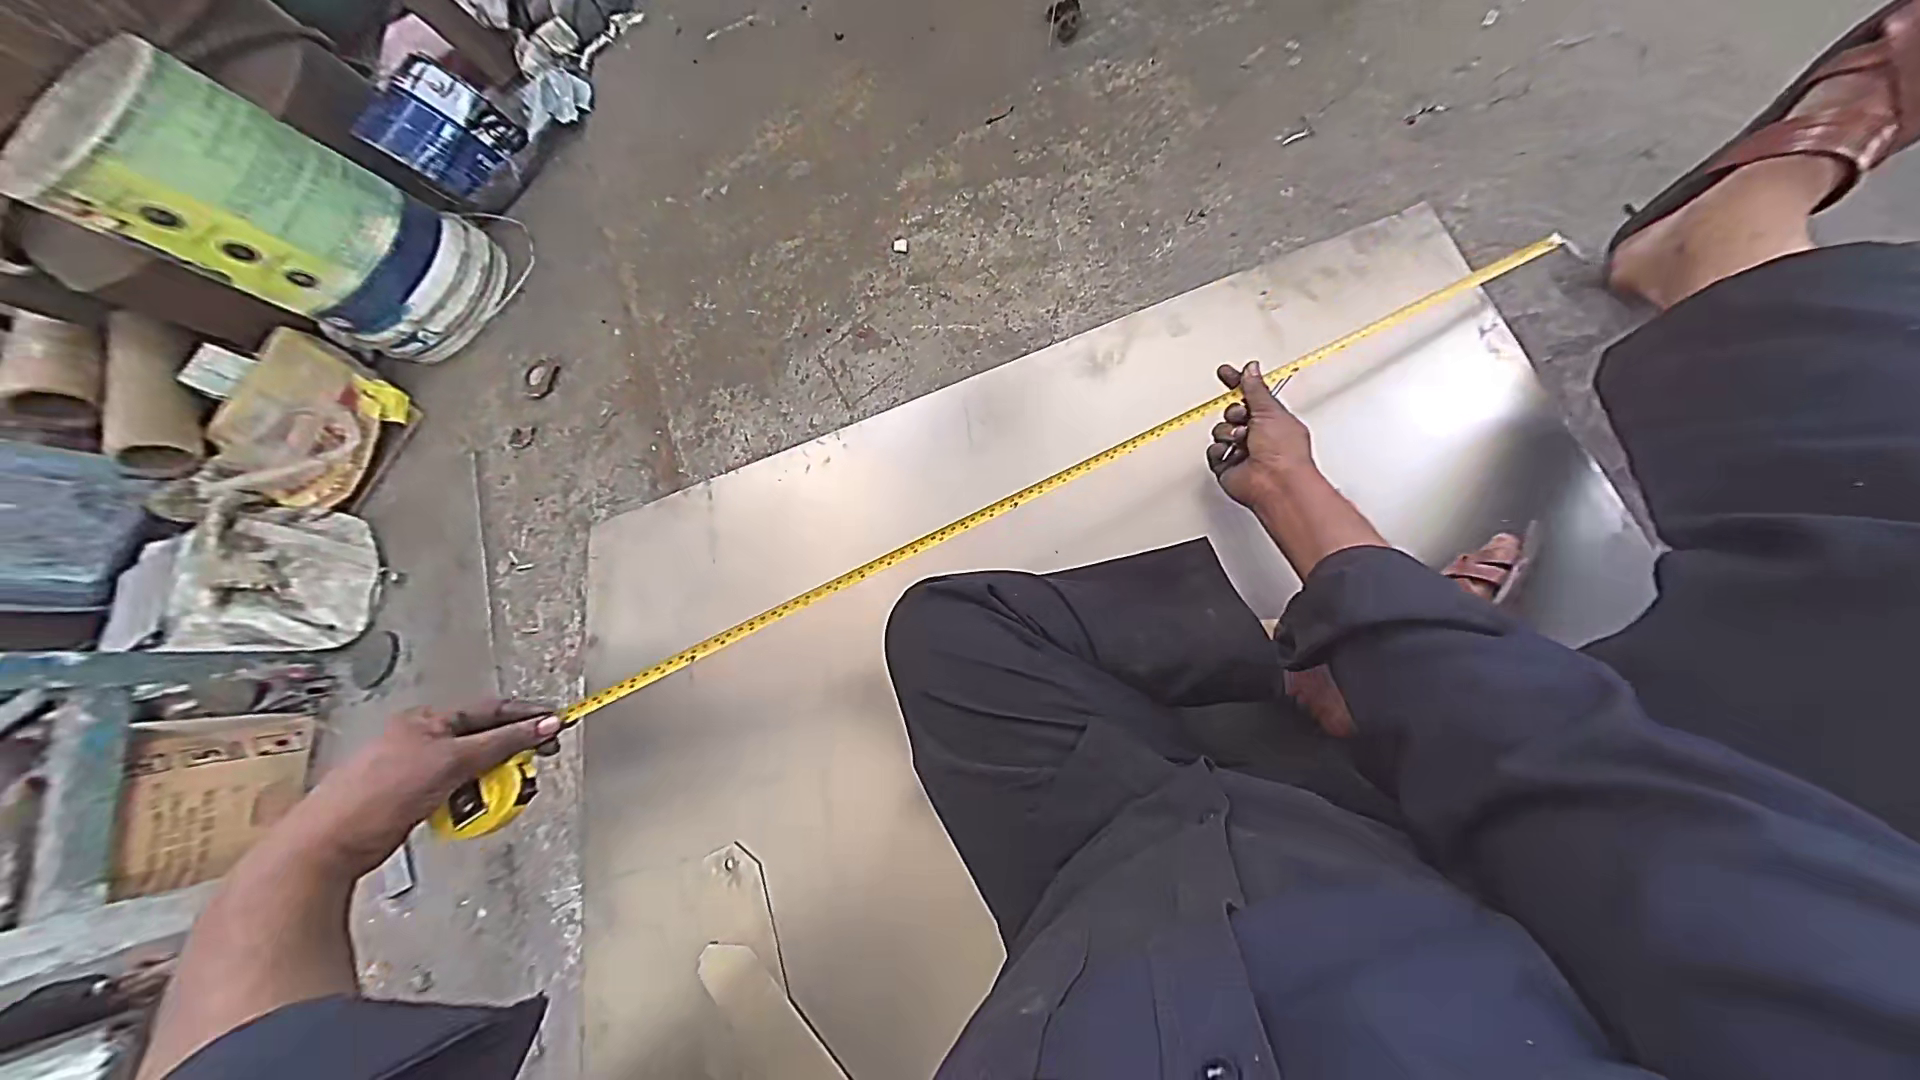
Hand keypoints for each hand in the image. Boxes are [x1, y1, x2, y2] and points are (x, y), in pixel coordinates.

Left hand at [279, 701, 560, 876]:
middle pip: (484, 739)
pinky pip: (457, 790)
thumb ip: (506, 741)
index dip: (528, 717)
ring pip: (473, 767)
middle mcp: (422, 738)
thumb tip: (549, 724)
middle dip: (512, 753)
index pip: (492, 710)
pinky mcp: (410, 798)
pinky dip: (472, 798)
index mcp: (428, 719)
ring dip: (493, 780)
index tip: (557, 725)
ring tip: (505, 794)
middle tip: (537, 763)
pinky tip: (474, 809)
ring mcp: (414, 769)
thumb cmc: (383, 793)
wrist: (325, 848)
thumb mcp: (454, 760)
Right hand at [1206, 361, 1314, 506]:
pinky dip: (1220, 451)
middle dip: (1234, 414)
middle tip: (1242, 419)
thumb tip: (1251, 369)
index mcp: (1271, 419)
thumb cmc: (1284, 452)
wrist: (1275, 483)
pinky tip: (1231, 454)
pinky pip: (1213, 451)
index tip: (1225, 373)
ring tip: (1241, 441)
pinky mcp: (1227, 466)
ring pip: (1220, 430)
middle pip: (1232, 412)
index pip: (1250, 395)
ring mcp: (1241, 451)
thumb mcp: (1270, 411)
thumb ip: (1255, 389)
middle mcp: (1257, 434)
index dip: (1237, 383)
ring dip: (1228, 433)